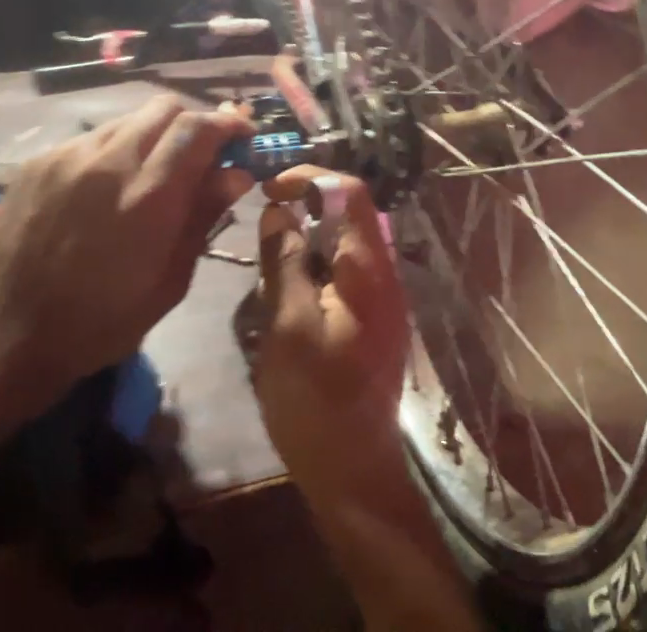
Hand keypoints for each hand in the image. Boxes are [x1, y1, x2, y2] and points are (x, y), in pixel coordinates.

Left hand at [0, 95, 253, 401]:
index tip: (244, 138)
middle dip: (192, 124)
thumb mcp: (169, 282)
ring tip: (154, 174)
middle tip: (203, 156)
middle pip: (164, 108)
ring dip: (153, 136)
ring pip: (127, 120)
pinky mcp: (37, 163)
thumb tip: (235, 175)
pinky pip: (91, 139)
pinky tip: (109, 189)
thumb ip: (202, 218)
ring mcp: (67, 157)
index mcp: (149, 196)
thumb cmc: (99, 323)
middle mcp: (109, 161)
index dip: (229, 125)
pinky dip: (115, 151)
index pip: (198, 128)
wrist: (1, 337)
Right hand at [252, 166, 410, 498]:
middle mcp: (384, 276)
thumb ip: (285, 263)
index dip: (310, 177)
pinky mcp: (374, 323)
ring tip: (268, 269)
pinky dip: (315, 273)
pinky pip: (344, 278)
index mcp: (369, 269)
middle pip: (350, 216)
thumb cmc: (315, 399)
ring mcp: (383, 301)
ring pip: (343, 248)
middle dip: (305, 211)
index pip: (351, 191)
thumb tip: (279, 210)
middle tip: (262, 228)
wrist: (354, 469)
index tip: (269, 189)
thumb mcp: (289, 326)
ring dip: (307, 245)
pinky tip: (286, 301)